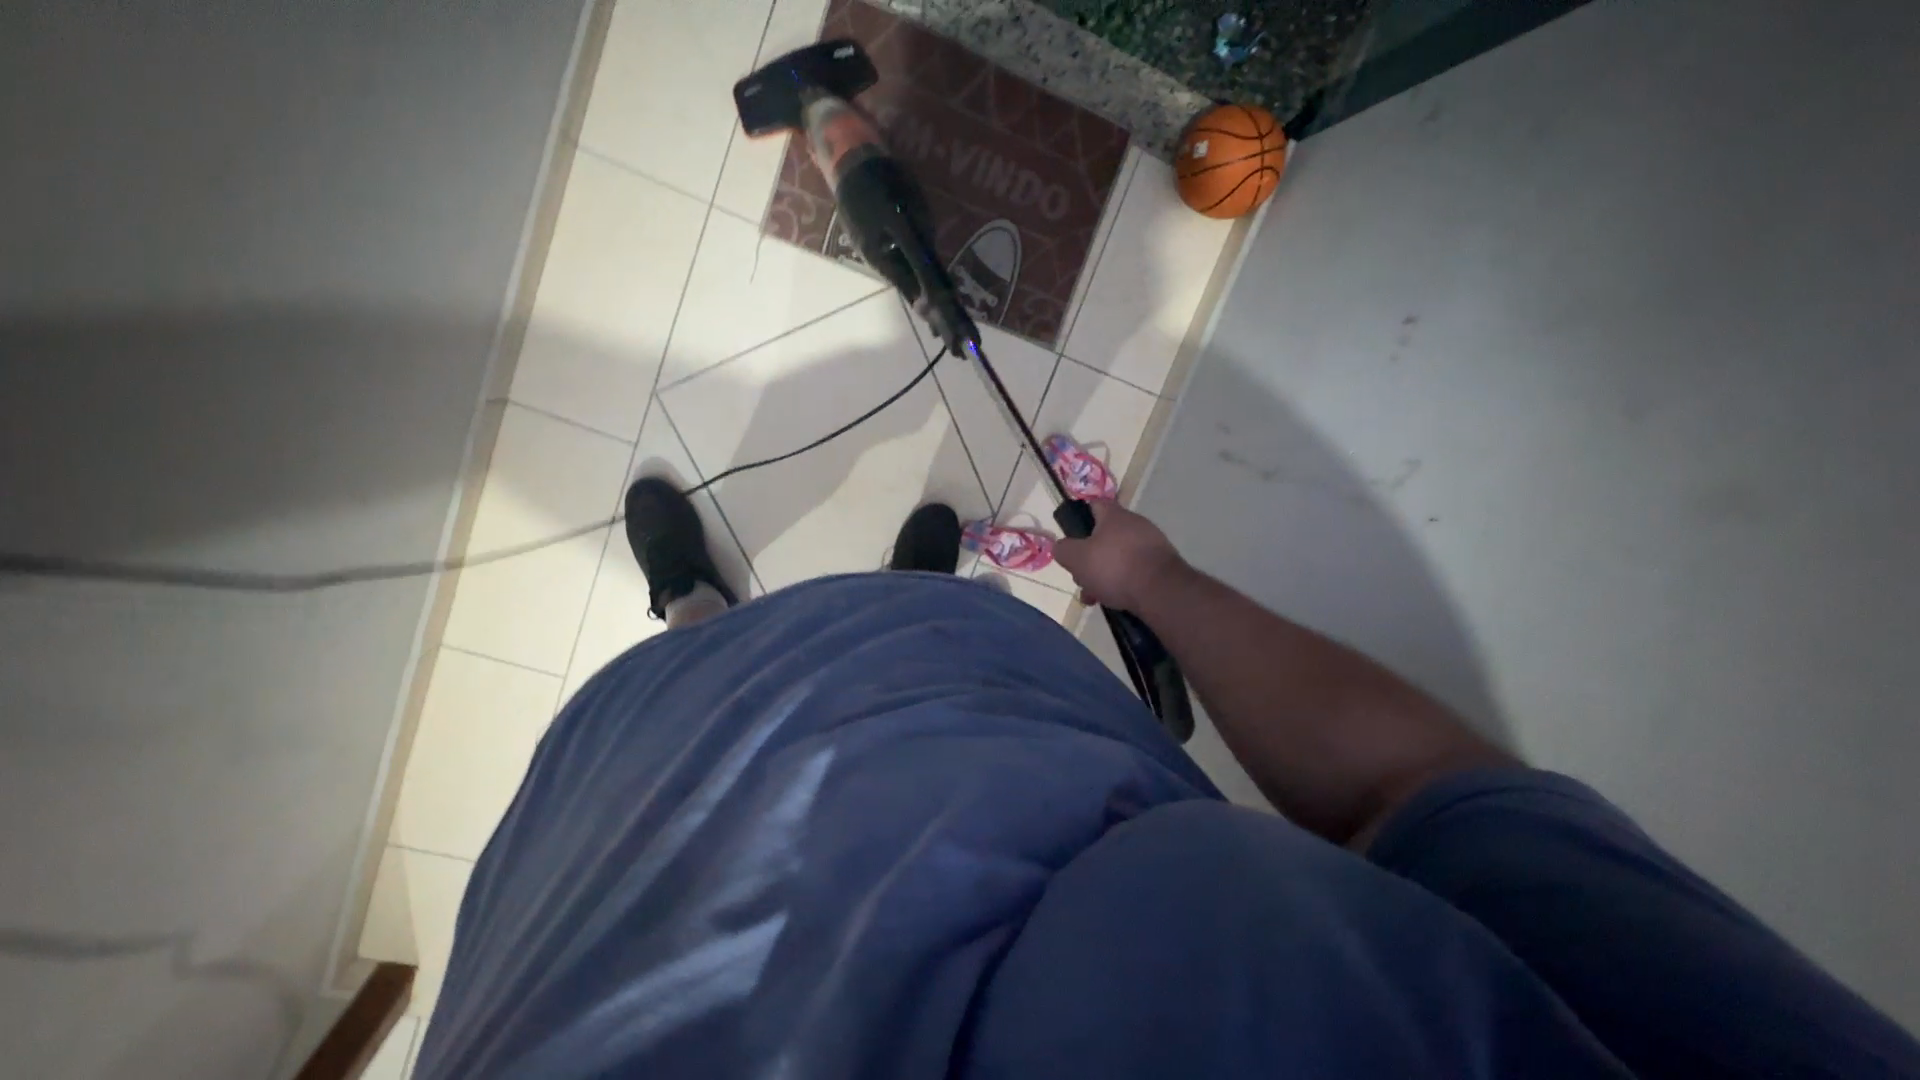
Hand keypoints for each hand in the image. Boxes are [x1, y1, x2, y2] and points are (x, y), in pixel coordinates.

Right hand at [1052, 499, 1188, 611]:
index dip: (1079, 519)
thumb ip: (1063, 550)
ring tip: (1097, 597)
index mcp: (1114, 515)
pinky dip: (1124, 582)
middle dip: (1089, 559)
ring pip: (1119, 557)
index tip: (1071, 540)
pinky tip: (1117, 600)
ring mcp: (1152, 544)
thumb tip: (1061, 547)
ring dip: (1105, 575)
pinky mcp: (1162, 565)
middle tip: (1081, 580)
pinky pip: (1135, 570)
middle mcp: (1135, 524)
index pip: (1093, 505)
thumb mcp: (1076, 558)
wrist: (1161, 590)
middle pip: (1104, 537)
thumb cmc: (1114, 567)